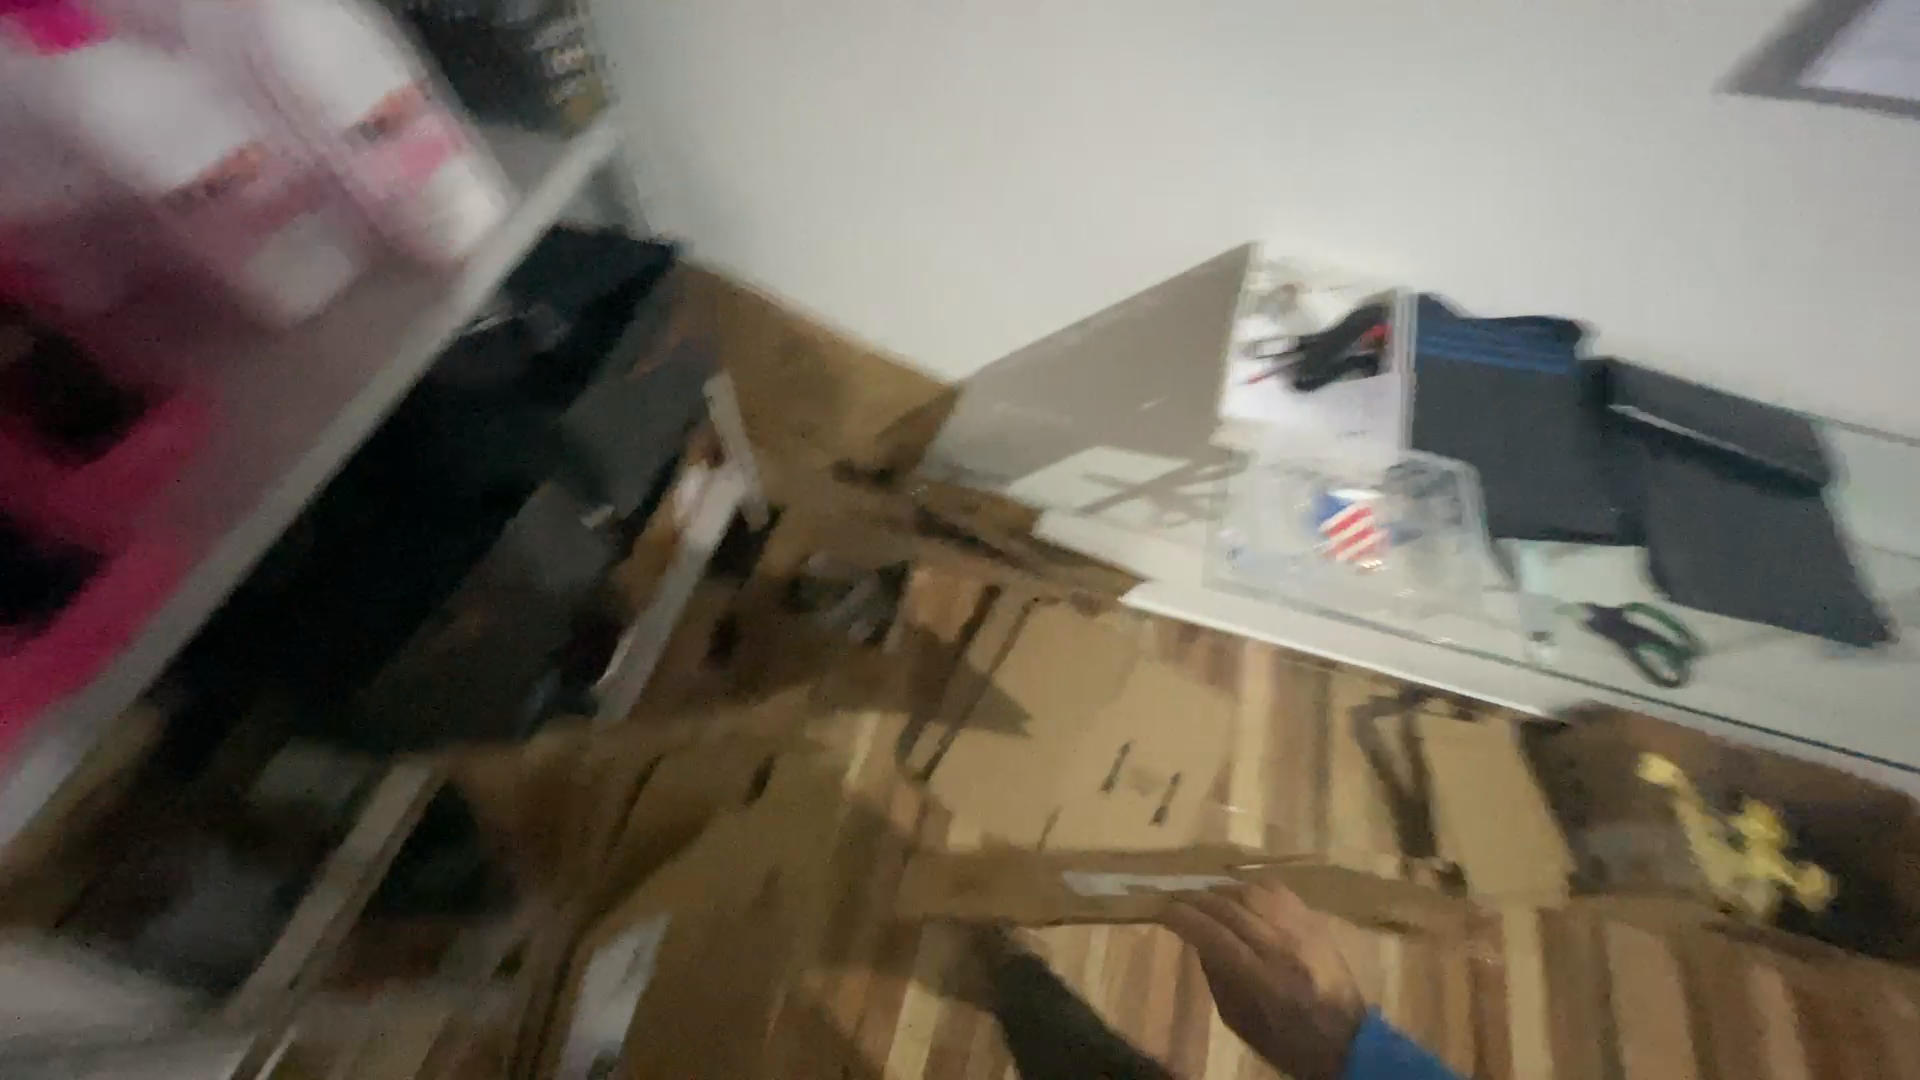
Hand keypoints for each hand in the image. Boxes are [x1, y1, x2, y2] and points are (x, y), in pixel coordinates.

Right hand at [1159, 882, 1366, 1079]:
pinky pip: (1276, 889)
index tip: (1162, 910)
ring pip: (1250, 892)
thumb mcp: (1241, 1022)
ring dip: (1220, 890)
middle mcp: (1283, 949)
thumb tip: (1196, 936)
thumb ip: (1216, 976)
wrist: (1351, 1043)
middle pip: (1229, 908)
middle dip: (1195, 899)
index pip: (1214, 934)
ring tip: (1205, 896)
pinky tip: (1239, 893)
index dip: (1183, 917)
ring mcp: (1302, 930)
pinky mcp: (1315, 921)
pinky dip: (1250, 887)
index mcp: (1264, 981)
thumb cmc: (1288, 1042)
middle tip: (1176, 898)